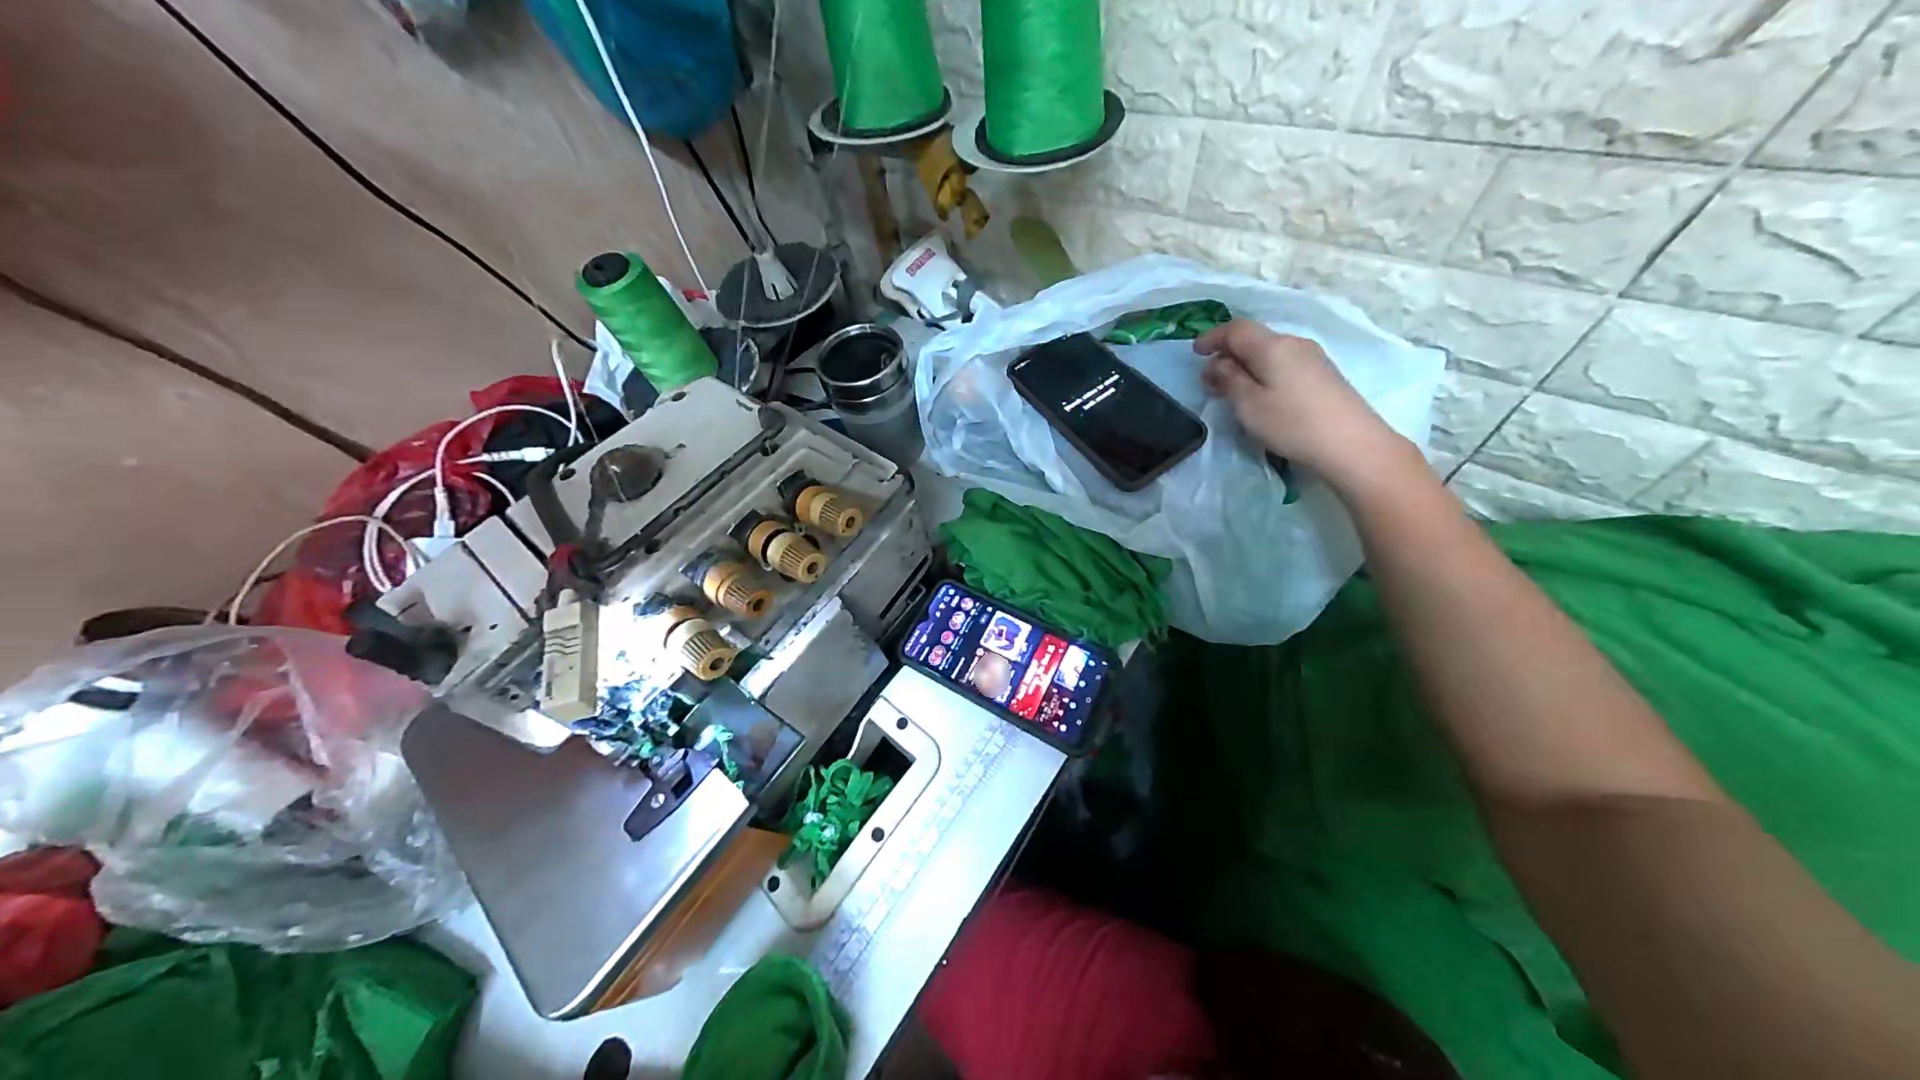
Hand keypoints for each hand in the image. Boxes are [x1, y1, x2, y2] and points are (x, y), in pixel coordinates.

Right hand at [1195, 319, 1407, 485]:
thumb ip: (1229, 379)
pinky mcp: (1323, 374)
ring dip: (1247, 364)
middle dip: (1228, 353)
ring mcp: (1312, 357)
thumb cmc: (1292, 423)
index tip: (1195, 352)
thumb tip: (1217, 363)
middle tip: (1210, 377)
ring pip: (1270, 352)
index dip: (1213, 337)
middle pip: (1255, 338)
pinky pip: (1284, 363)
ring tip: (1232, 388)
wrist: (1352, 444)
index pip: (1236, 329)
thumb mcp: (1249, 404)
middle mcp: (1294, 343)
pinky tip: (1261, 392)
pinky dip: (1265, 371)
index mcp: (1272, 346)